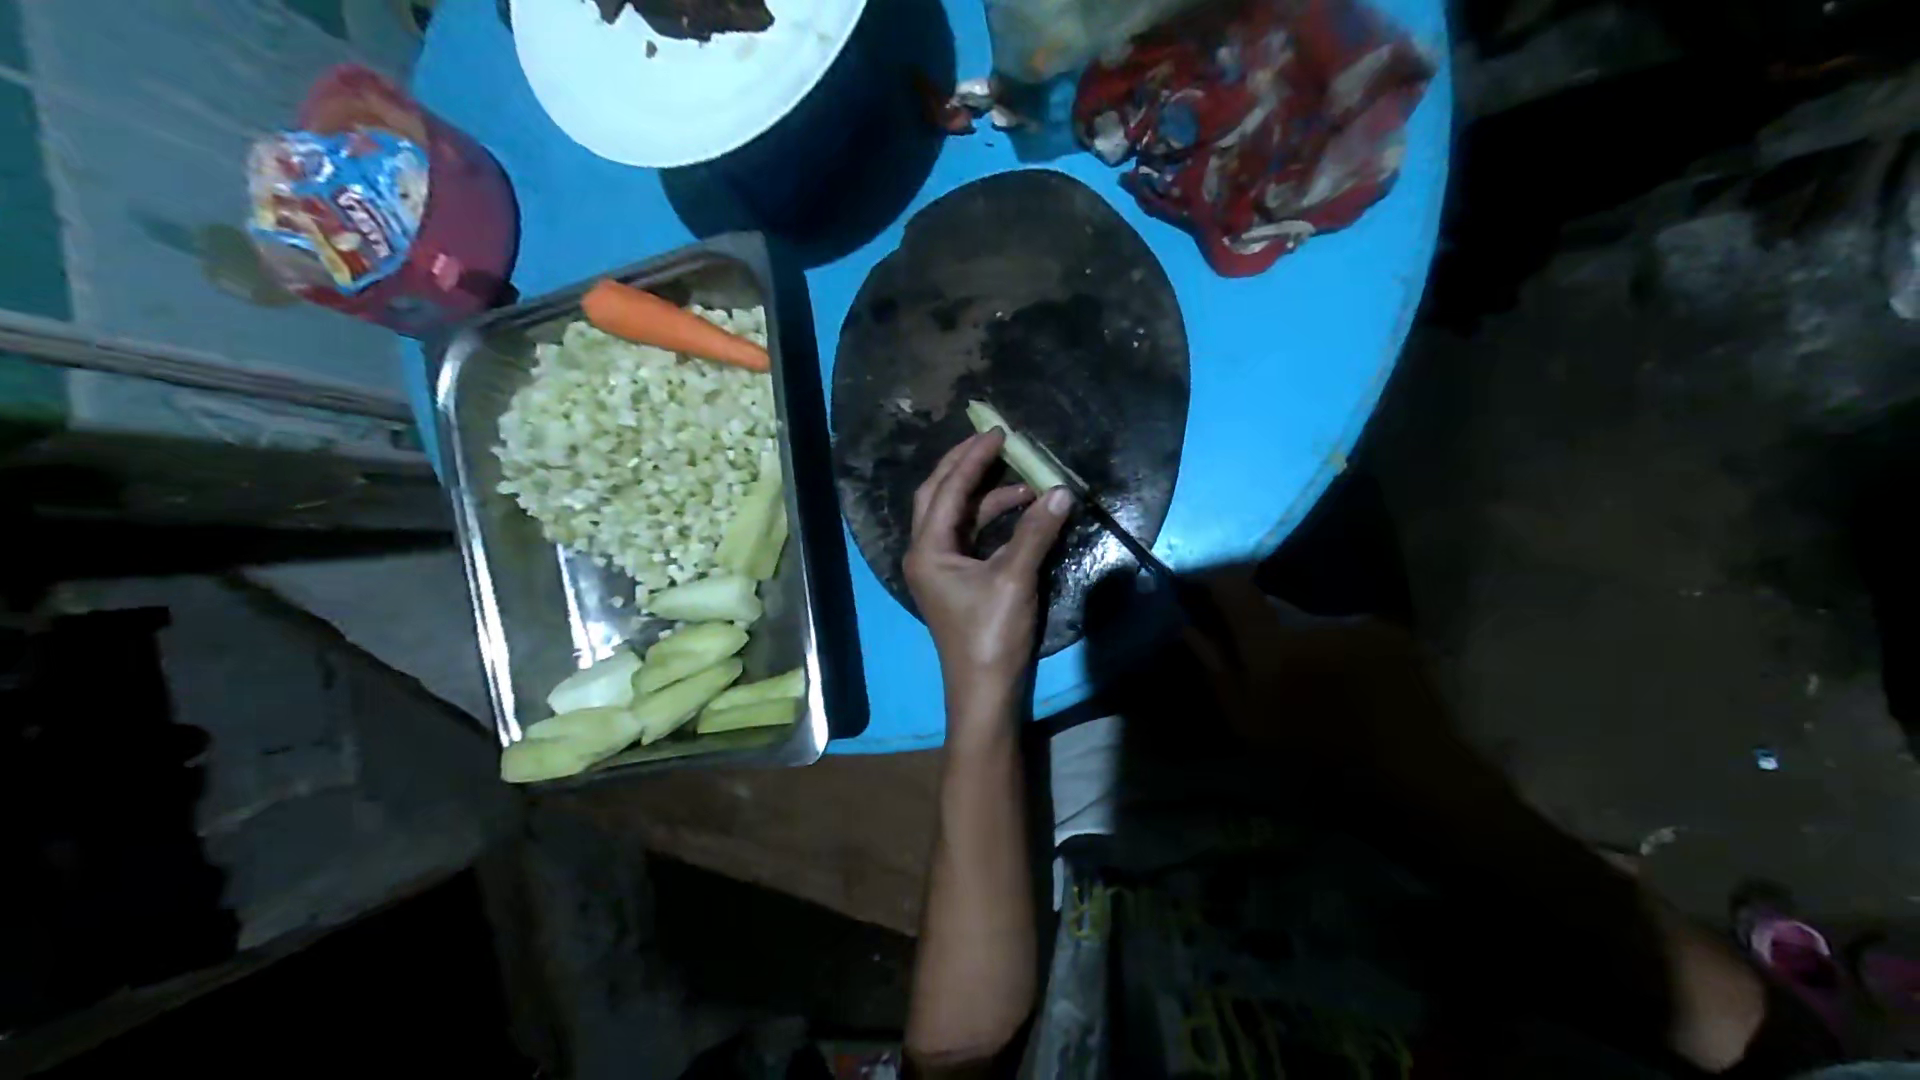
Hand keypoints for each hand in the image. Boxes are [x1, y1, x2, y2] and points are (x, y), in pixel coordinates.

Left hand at [904, 430, 1072, 707]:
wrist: (985, 689)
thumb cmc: (991, 634)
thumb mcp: (1014, 579)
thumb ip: (1035, 532)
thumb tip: (1060, 491)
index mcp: (927, 549)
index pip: (948, 490)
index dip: (973, 458)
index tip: (998, 432)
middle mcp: (926, 552)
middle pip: (940, 495)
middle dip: (965, 466)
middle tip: (994, 442)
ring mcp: (940, 567)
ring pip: (958, 516)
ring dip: (987, 496)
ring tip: (1026, 483)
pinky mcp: (957, 579)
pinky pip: (971, 536)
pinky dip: (993, 520)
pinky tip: (1021, 513)